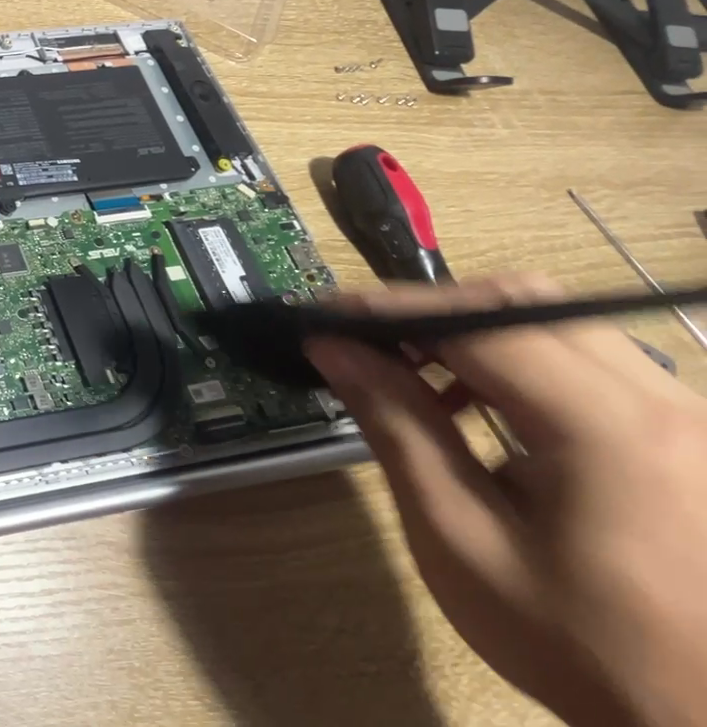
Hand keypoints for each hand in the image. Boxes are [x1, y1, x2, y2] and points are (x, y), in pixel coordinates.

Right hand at [306, 275, 706, 726]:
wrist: (704, 720)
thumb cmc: (572, 641)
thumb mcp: (459, 536)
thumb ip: (398, 428)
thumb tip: (333, 351)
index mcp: (612, 431)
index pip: (482, 325)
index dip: (390, 309)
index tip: (320, 315)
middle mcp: (669, 403)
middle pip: (526, 303)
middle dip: (428, 309)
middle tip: (356, 338)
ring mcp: (691, 416)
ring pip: (558, 321)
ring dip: (469, 331)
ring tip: (403, 368)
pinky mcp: (690, 433)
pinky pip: (589, 357)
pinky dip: (513, 357)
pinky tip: (472, 399)